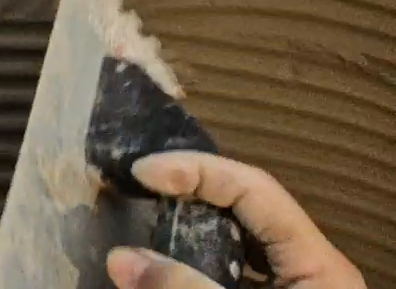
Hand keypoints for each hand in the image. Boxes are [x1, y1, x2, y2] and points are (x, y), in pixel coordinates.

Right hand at [106, 152, 365, 287]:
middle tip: (130, 188)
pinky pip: (220, 266)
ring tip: (134, 219)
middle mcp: (307, 269)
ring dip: (177, 223)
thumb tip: (121, 258)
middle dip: (181, 191)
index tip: (139, 174)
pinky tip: (156, 267)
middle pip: (238, 206)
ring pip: (226, 236)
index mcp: (319, 267)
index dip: (194, 169)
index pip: (252, 188)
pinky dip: (183, 257)